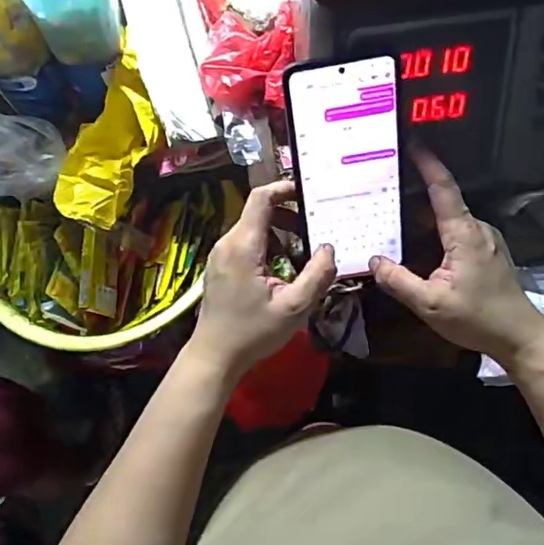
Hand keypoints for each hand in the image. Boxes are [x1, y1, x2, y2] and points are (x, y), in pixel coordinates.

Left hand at [185, 180, 335, 379]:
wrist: (214, 355)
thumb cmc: (252, 333)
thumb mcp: (294, 308)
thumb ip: (317, 275)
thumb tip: (329, 248)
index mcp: (243, 246)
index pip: (261, 198)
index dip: (285, 188)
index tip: (309, 192)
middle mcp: (227, 243)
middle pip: (259, 212)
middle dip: (289, 216)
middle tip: (314, 231)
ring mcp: (220, 255)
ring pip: (253, 229)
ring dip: (280, 235)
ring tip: (302, 257)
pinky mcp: (219, 267)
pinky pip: (245, 245)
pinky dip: (266, 248)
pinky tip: (282, 271)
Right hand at [370, 147, 543, 365]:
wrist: (519, 336)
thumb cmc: (477, 318)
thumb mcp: (429, 303)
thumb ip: (398, 280)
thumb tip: (374, 260)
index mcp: (464, 234)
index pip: (444, 189)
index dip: (428, 164)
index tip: (413, 143)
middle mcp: (477, 230)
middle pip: (443, 201)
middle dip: (415, 191)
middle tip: (384, 186)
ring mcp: (485, 240)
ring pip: (449, 218)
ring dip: (423, 214)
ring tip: (392, 213)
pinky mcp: (486, 252)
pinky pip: (455, 232)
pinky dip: (434, 230)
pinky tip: (416, 242)